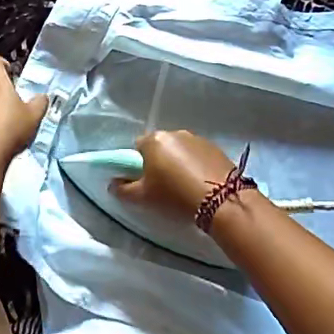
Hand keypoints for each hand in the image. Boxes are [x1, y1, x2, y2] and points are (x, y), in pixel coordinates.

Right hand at [112, 130, 238, 221]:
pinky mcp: (215, 148)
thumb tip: (112, 183)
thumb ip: (123, 190)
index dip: (137, 164)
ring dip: (178, 163)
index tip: (144, 181)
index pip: (137, 147)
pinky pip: (197, 155)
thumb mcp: (143, 198)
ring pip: (179, 150)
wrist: (221, 200)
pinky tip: (199, 183)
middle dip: (158, 162)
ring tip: (183, 186)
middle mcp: (175, 133)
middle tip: (161, 185)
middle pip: (159, 147)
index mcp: (154, 140)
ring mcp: (197, 139)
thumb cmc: (174, 195)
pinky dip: (195, 165)